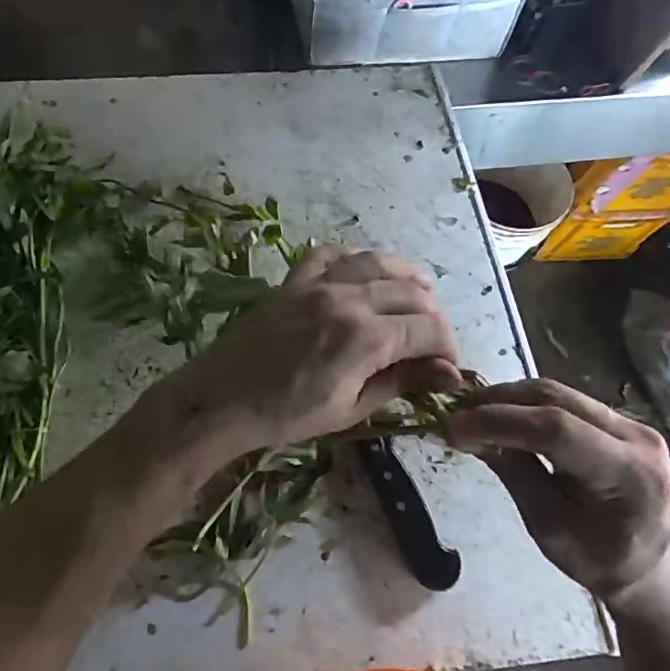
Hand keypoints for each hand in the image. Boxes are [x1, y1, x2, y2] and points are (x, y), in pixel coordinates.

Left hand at [156, 246, 462, 461]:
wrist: (221, 401)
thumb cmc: (287, 416)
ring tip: (420, 293)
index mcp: (365, 338)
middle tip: (432, 343)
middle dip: (434, 317)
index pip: (430, 328)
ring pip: (379, 263)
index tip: (446, 367)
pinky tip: (365, 271)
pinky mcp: (294, 281)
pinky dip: (356, 258)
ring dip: (407, 278)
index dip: (448, 347)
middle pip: (413, 294)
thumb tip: (448, 374)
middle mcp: (348, 300)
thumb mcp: (351, 408)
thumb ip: (401, 382)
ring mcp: (319, 284)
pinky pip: (332, 254)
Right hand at [448, 379, 669, 605]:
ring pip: (563, 395)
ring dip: (513, 399)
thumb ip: (514, 474)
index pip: (556, 430)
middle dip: (502, 402)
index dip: (501, 421)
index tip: (455, 426)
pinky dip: (532, 406)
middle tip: (457, 410)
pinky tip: (504, 415)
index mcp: (629, 475)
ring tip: (473, 410)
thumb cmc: (600, 562)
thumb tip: (468, 433)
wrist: (651, 571)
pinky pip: (571, 403)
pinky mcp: (625, 423)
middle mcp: (639, 438)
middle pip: (559, 400)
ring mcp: (636, 426)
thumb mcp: (549, 528)